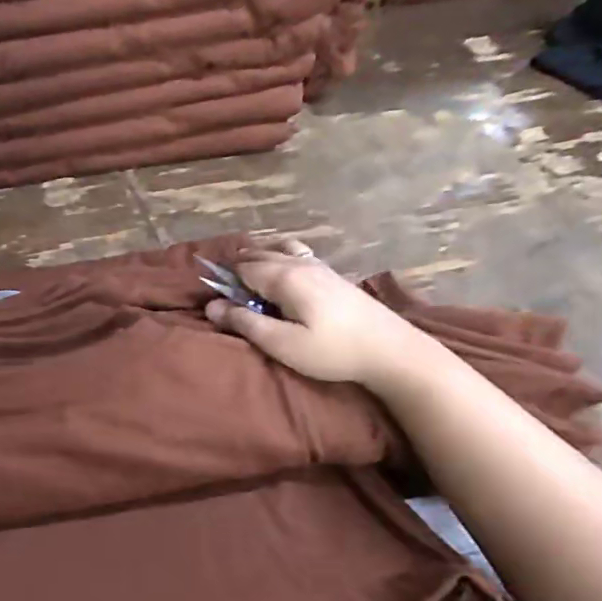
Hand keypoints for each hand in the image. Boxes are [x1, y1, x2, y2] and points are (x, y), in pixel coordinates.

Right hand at [204, 239, 449, 395]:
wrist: (390, 350)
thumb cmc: (331, 351)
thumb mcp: (281, 344)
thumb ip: (245, 323)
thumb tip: (212, 306)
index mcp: (284, 277)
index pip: (243, 268)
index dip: (224, 279)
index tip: (211, 294)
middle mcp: (300, 263)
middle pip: (260, 254)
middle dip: (238, 265)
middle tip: (223, 283)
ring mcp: (320, 266)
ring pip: (281, 249)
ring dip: (260, 257)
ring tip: (248, 271)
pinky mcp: (333, 275)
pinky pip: (297, 254)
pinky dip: (279, 256)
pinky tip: (282, 270)